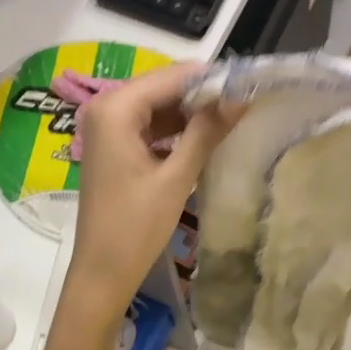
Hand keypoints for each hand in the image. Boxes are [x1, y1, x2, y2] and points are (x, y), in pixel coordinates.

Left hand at [67, 63, 232, 323]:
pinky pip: (147, 130)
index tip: (247, 88)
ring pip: (156, 110)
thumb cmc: (136, 227)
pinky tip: (201, 142)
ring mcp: (105, 130)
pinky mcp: (112, 151)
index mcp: (115, 108)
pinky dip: (173, 134)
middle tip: (243, 107)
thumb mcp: (176, 178)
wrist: (103, 272)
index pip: (171, 76)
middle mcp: (105, 109)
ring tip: (230, 123)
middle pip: (162, 89)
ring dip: (189, 116)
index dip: (210, 80)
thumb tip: (239, 99)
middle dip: (200, 97)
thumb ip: (206, 133)